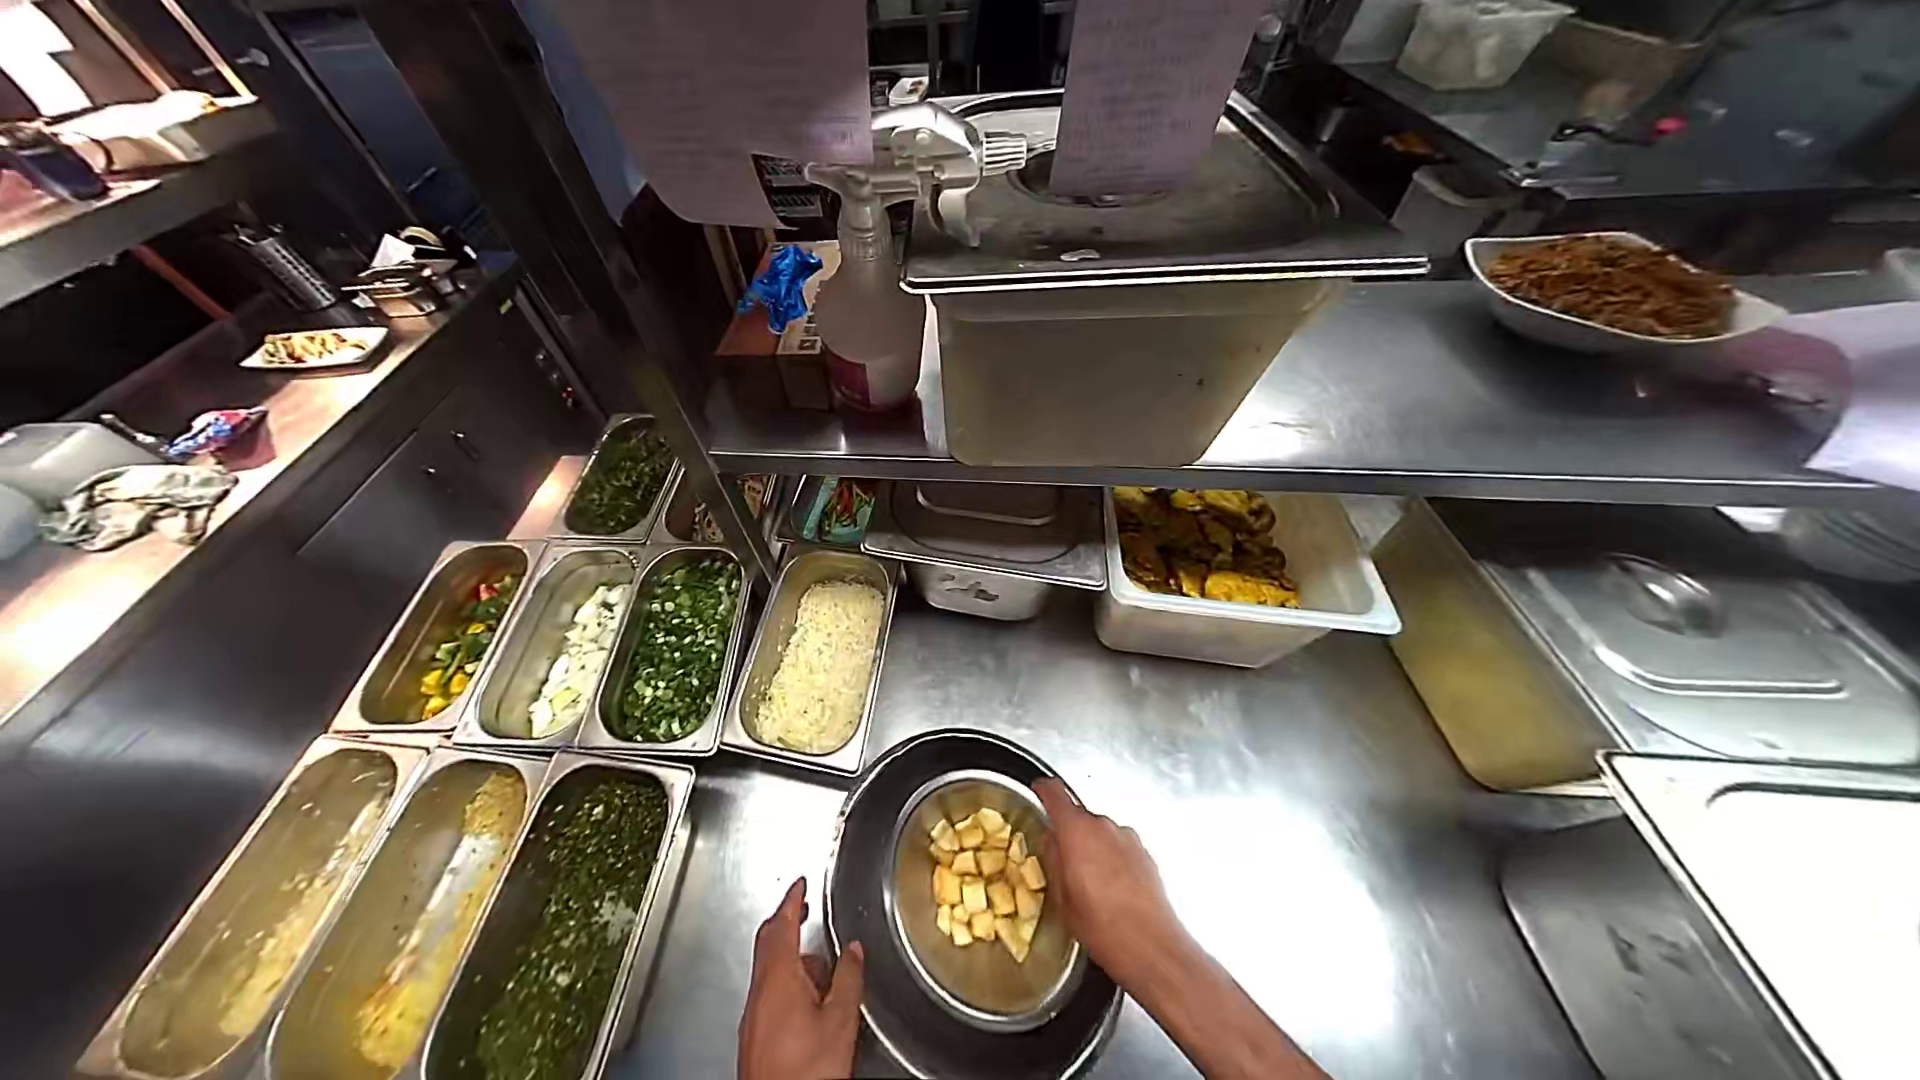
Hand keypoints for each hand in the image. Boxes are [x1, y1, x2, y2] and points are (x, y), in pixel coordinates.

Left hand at [738, 878, 864, 1079]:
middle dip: (787, 922)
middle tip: (804, 908)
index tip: (799, 884)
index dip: (791, 900)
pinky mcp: (755, 1038)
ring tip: (822, 965)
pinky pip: (770, 993)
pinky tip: (811, 1001)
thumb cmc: (806, 1072)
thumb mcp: (841, 1020)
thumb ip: (848, 978)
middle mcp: (759, 994)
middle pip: (767, 944)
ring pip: (770, 971)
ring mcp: (753, 1018)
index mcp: (777, 979)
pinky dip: (788, 982)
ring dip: (793, 958)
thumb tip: (853, 950)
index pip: (780, 926)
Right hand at [1032, 778, 1194, 990]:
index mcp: (1077, 830)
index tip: (1038, 789)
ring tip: (1091, 884)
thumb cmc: (1102, 926)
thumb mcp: (1062, 897)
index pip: (1055, 793)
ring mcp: (1127, 838)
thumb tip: (1052, 841)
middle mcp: (1103, 826)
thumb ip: (1053, 858)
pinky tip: (1112, 889)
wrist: (1152, 947)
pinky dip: (1112, 858)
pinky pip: (1119, 846)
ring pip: (1100, 833)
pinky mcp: (1145, 853)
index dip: (1043, 788)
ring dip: (1092, 848)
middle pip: (1079, 817)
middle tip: (1064, 863)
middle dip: (1070, 834)